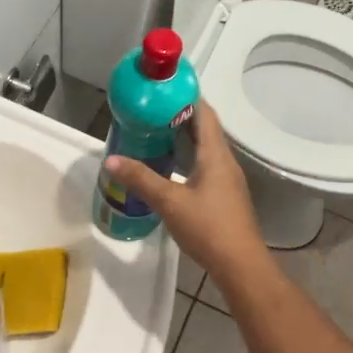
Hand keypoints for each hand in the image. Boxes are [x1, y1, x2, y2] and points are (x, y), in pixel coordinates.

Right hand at [105, 101, 269, 281]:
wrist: (241, 265)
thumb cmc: (208, 228)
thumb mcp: (169, 202)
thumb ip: (141, 179)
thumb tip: (111, 160)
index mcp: (215, 154)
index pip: (204, 113)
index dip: (185, 96)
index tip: (162, 87)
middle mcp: (225, 161)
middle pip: (204, 128)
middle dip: (178, 115)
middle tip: (149, 109)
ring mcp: (227, 179)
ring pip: (204, 148)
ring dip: (182, 138)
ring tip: (153, 133)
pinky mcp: (224, 196)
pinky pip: (205, 165)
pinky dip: (186, 158)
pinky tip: (168, 167)